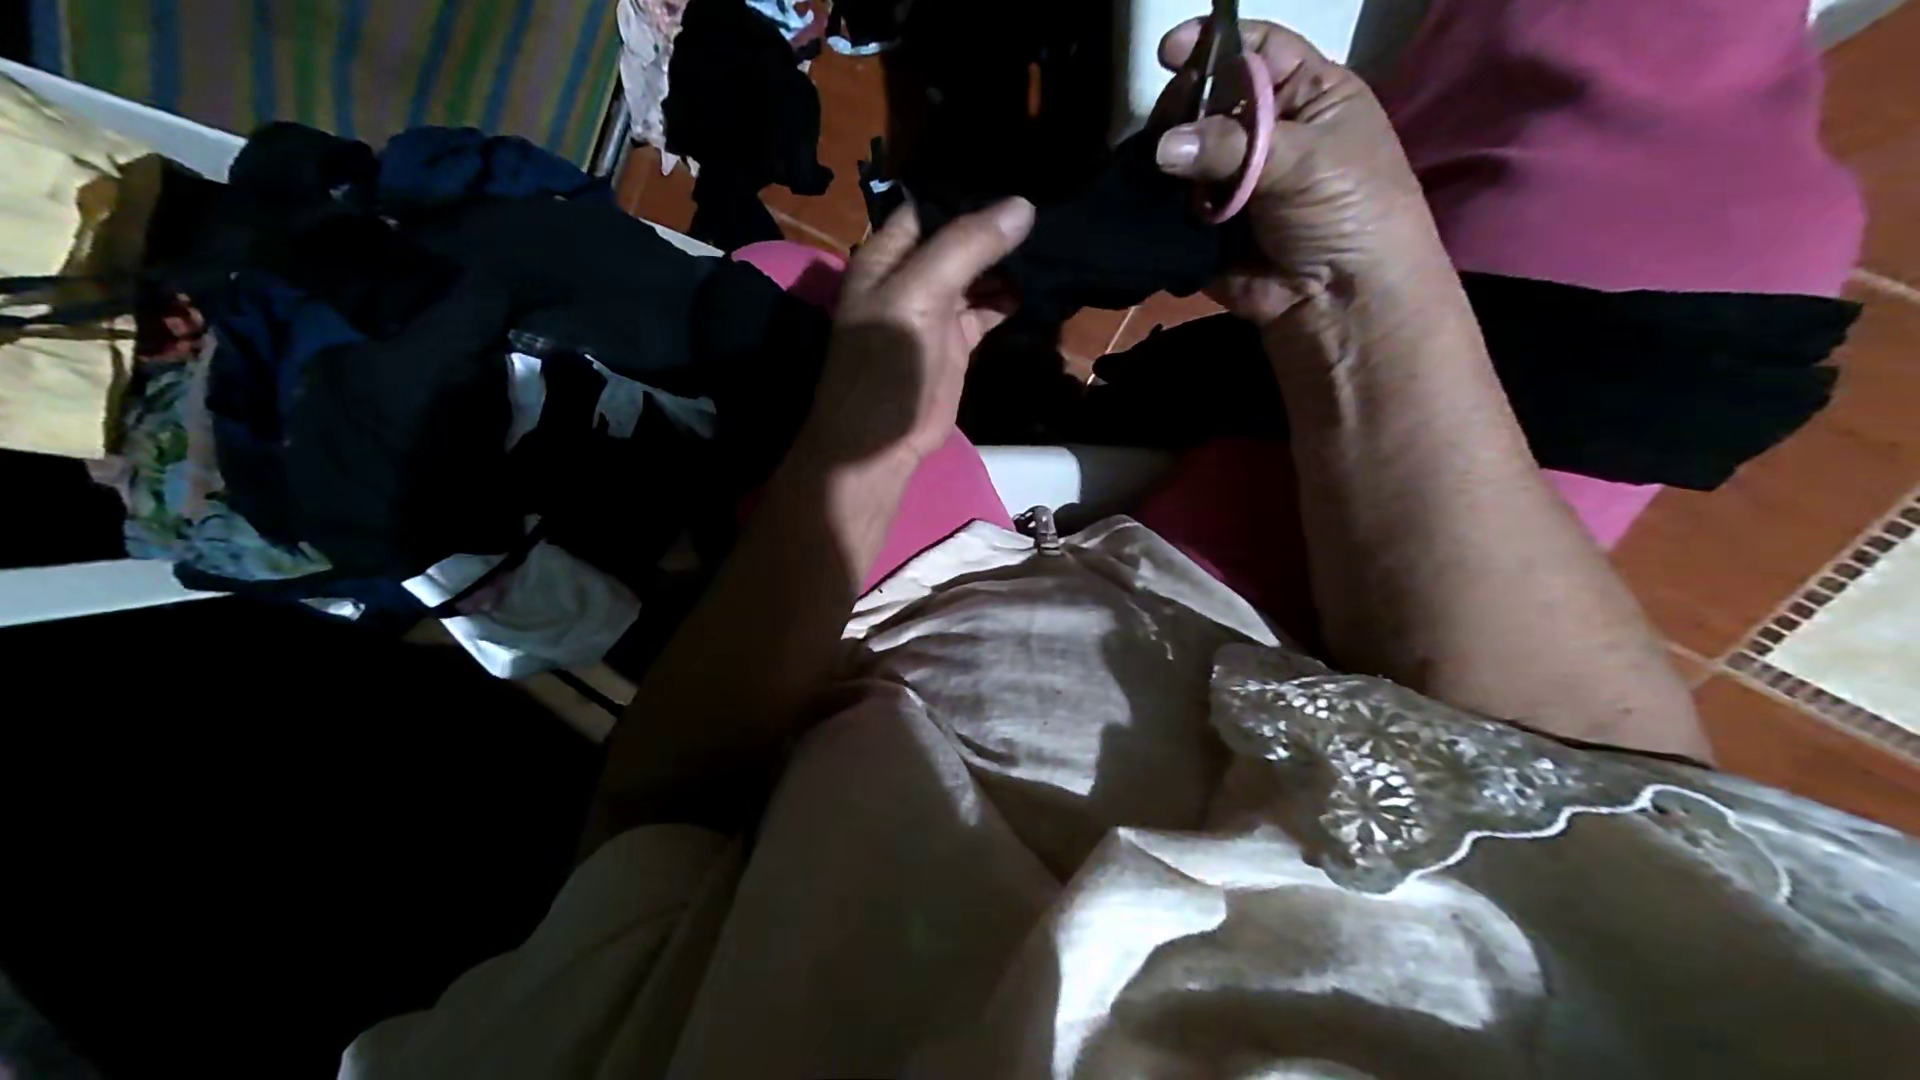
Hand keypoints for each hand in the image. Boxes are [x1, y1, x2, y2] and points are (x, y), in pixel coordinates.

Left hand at [799, 198, 1034, 463]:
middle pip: (960, 237)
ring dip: (1009, 260)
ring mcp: (936, 308)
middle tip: (1050, 202)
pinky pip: (987, 307)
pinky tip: (1039, 284)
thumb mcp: (919, 296)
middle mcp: (912, 275)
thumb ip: (967, 249)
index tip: (1022, 171)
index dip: (972, 191)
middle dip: (998, 224)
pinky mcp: (957, 339)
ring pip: (978, 272)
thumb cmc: (887, 364)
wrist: (882, 440)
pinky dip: (1009, 297)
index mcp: (888, 255)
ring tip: (1053, 237)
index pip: (932, 205)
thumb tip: (1022, 206)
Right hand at [1151, 19, 1447, 325]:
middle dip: (1183, 109)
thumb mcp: (1304, 158)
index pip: (1253, 51)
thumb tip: (1163, 146)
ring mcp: (1229, 182)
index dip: (1213, 44)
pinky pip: (1171, 208)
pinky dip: (1157, 205)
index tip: (1169, 52)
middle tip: (1166, 127)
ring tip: (1153, 171)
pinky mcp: (1203, 228)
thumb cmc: (1347, 209)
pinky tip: (1143, 199)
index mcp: (1304, 95)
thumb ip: (1234, 145)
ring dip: (1165, 162)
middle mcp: (1263, 133)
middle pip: (1208, 101)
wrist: (1337, 300)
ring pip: (1183, 155)